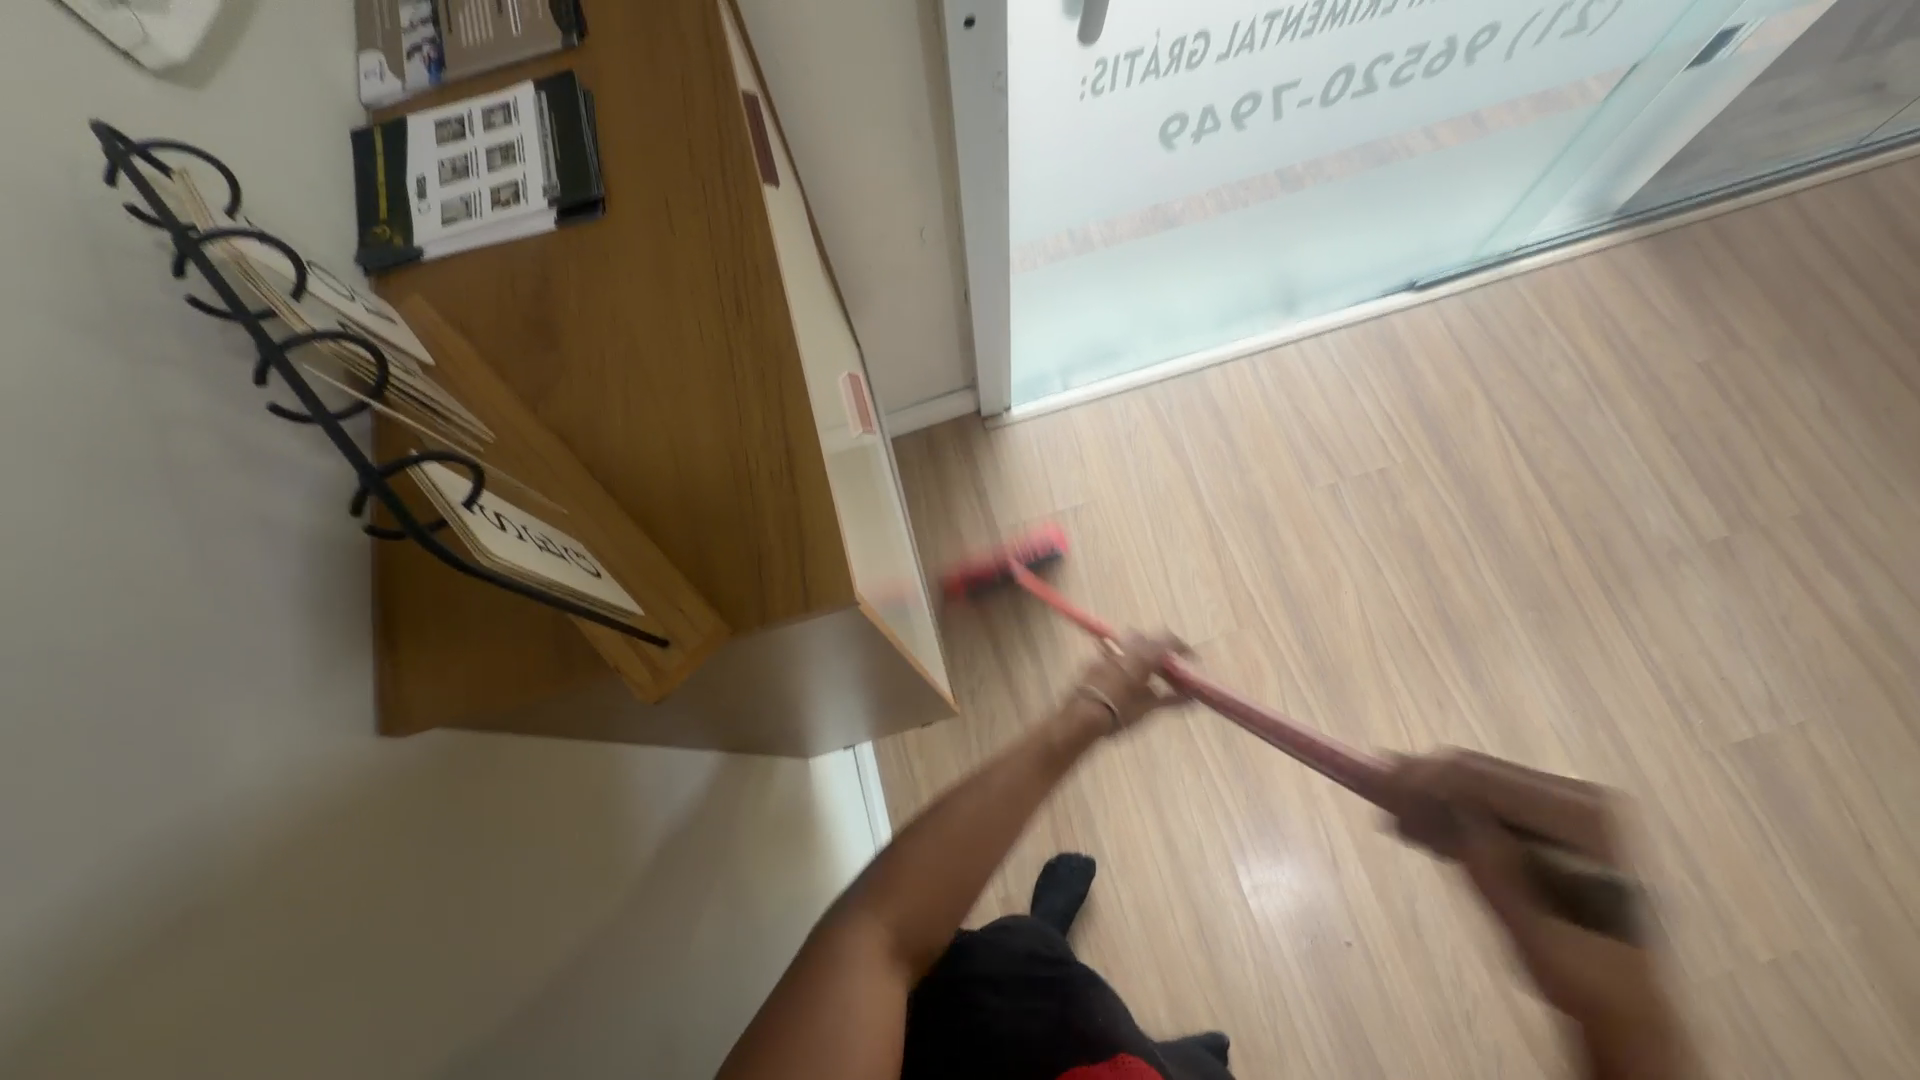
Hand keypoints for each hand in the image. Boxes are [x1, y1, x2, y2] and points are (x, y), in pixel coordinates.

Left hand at [1068, 632, 1190, 732]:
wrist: (1080, 717)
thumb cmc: (1118, 714)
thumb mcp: (1148, 709)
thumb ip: (1170, 700)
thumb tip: (1191, 699)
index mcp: (1142, 658)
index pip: (1167, 640)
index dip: (1180, 646)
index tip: (1189, 657)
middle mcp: (1124, 650)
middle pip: (1145, 637)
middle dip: (1157, 648)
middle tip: (1165, 666)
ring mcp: (1105, 654)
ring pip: (1127, 644)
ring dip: (1138, 653)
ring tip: (1144, 673)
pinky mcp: (1092, 662)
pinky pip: (1110, 654)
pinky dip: (1121, 662)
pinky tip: (1121, 679)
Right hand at [1384, 750, 1691, 1078]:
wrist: (1625, 1007)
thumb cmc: (1577, 971)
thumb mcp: (1524, 917)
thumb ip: (1481, 853)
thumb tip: (1422, 794)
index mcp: (1582, 818)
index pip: (1480, 776)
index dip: (1420, 777)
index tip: (1370, 782)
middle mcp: (1582, 800)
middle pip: (1478, 774)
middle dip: (1422, 787)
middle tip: (1380, 806)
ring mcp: (1574, 810)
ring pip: (1479, 784)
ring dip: (1433, 799)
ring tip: (1400, 820)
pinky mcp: (1562, 823)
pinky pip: (1491, 801)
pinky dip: (1454, 812)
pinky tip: (1430, 830)